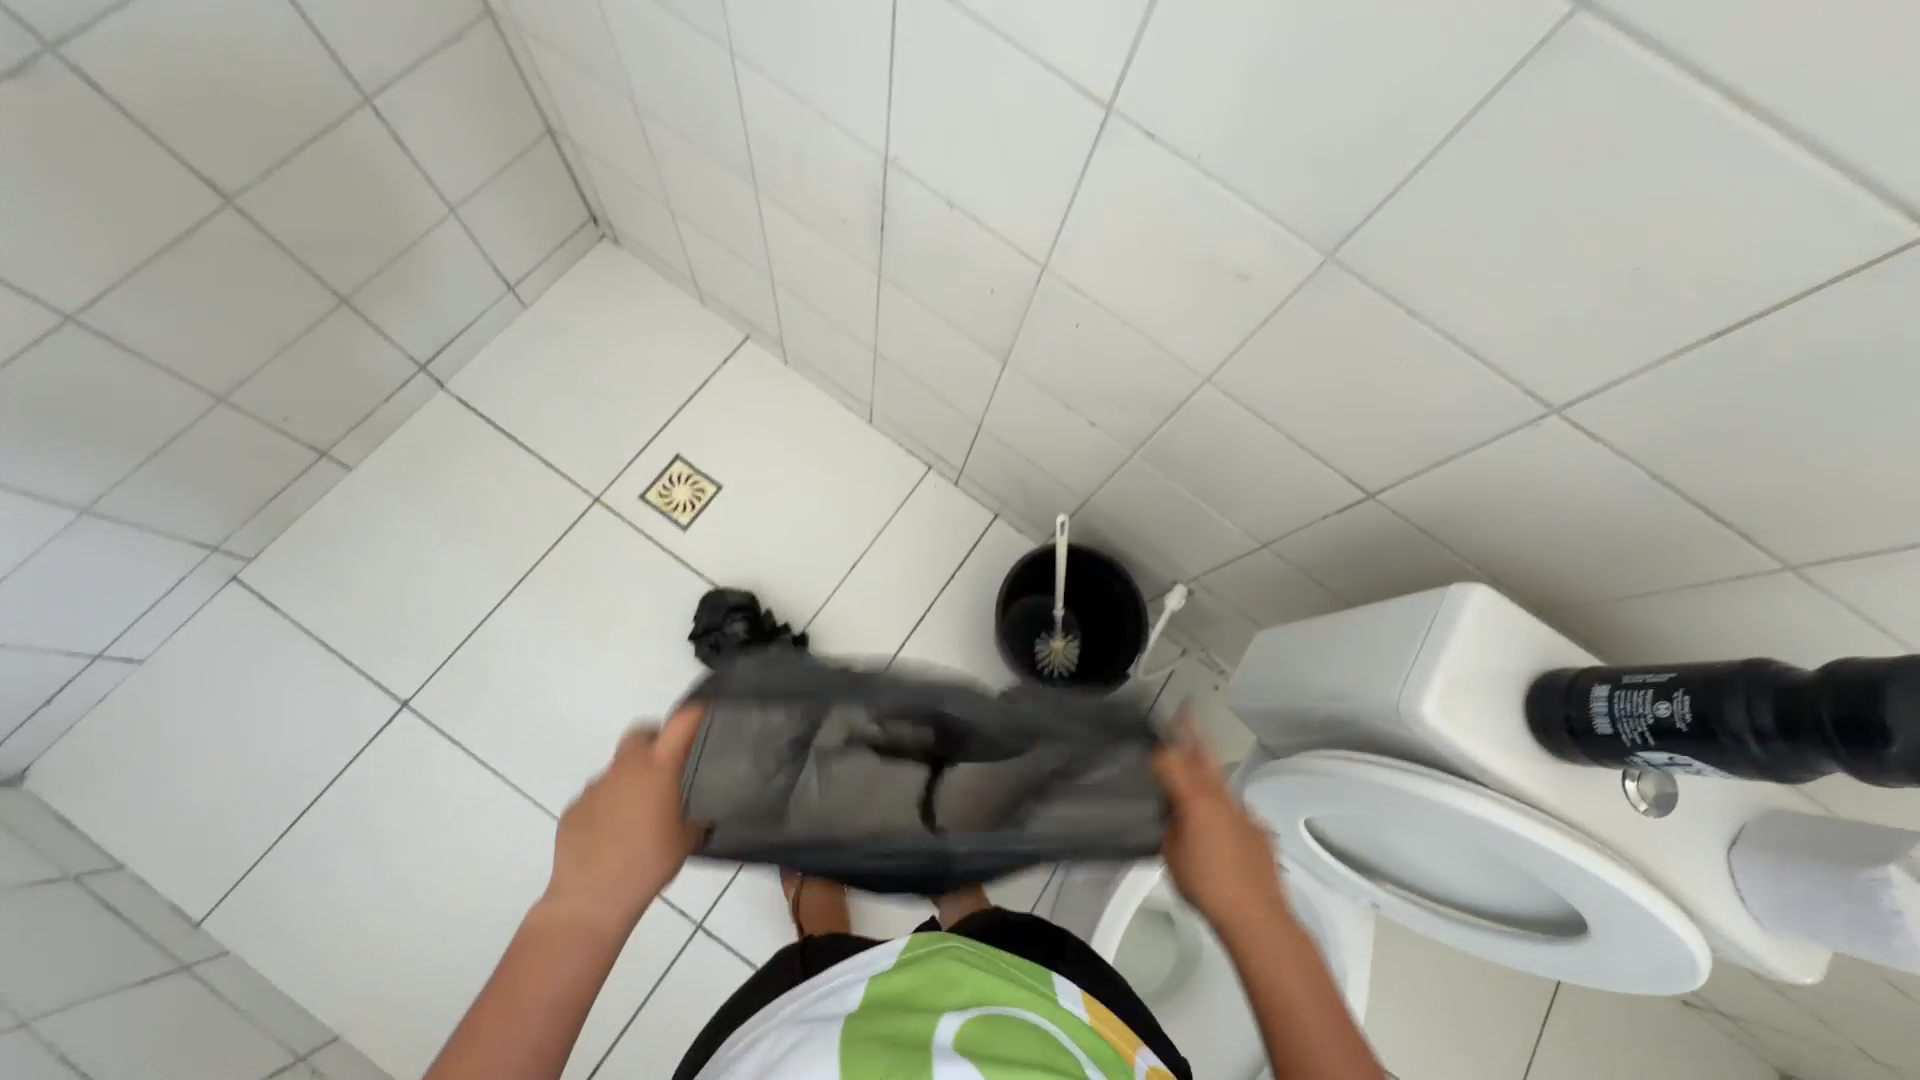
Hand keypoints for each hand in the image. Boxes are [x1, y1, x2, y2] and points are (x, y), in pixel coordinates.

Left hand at [545, 705, 705, 929]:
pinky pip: (596, 798)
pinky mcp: (573, 809)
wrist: (590, 898)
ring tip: (639, 815)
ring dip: (630, 780)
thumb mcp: (686, 842)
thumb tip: (698, 817)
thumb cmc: (648, 864)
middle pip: (640, 733)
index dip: (694, 713)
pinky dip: (608, 807)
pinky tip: (614, 835)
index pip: (680, 724)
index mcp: (657, 771)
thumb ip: (695, 819)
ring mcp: (594, 788)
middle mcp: (624, 770)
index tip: (703, 710)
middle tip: (667, 764)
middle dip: (655, 740)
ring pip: (616, 770)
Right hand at [1152, 706, 1287, 928]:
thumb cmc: (1209, 886)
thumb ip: (1170, 827)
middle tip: (1186, 709)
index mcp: (1196, 799)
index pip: (1173, 760)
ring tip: (1195, 770)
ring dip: (1208, 772)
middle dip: (1193, 731)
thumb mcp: (1170, 854)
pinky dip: (1223, 810)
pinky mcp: (1259, 831)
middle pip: (1204, 756)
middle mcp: (1222, 799)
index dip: (1160, 748)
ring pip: (1221, 783)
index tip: (1153, 738)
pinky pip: (1236, 811)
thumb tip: (1173, 818)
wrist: (1256, 916)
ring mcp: (1244, 813)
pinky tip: (1217, 829)